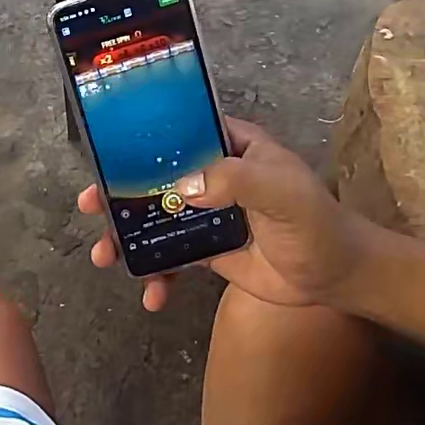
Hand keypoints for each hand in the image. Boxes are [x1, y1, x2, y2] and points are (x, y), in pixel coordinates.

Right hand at [76, 117, 377, 311]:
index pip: (185, 129)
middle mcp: (217, 175)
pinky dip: (158, 275)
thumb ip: (237, 180)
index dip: (147, 136)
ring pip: (160, 218)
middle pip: (160, 175)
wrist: (334, 276)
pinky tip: (153, 296)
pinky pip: (174, 258)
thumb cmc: (314, 222)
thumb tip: (183, 185)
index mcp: (235, 148)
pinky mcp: (211, 250)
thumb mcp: (282, 193)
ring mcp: (211, 213)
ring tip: (105, 256)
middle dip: (122, 191)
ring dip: (130, 236)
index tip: (109, 148)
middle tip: (90, 205)